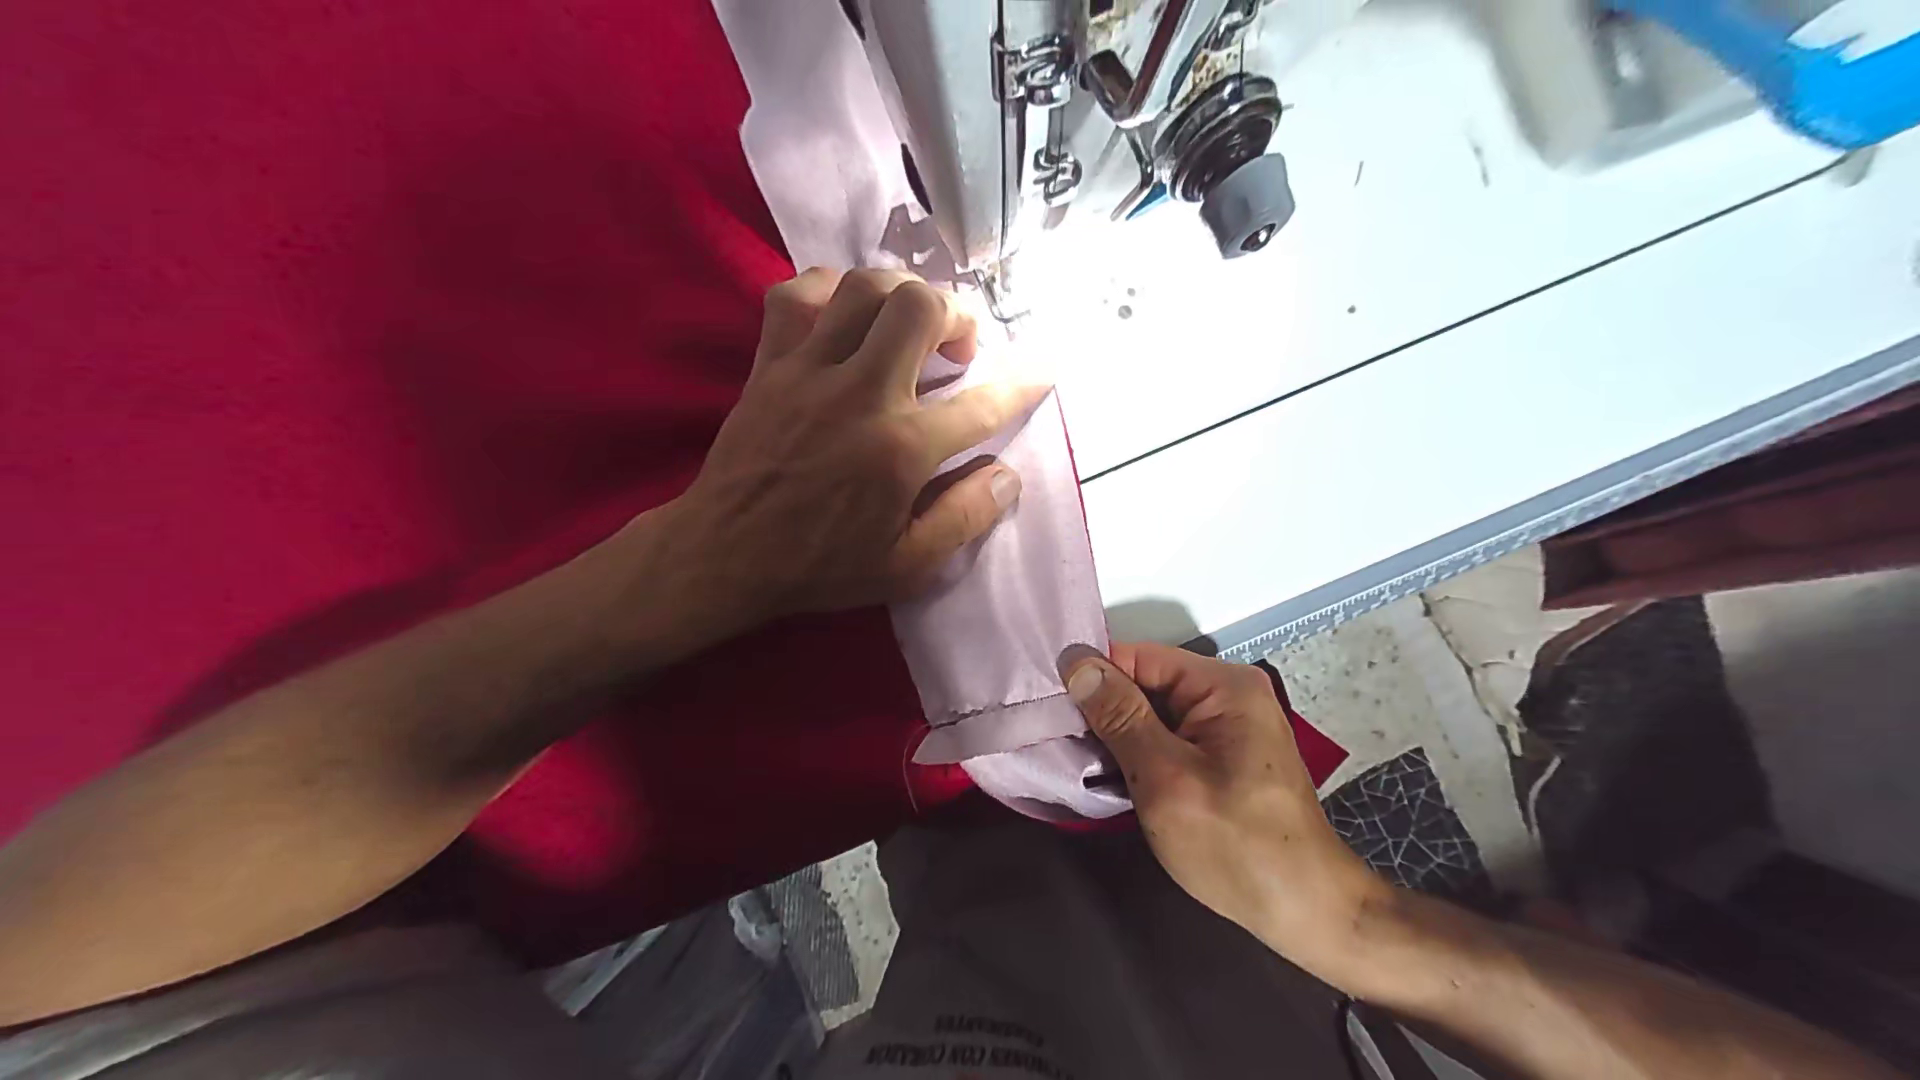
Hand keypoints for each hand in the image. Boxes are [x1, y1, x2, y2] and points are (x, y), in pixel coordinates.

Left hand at [645, 268, 1048, 636]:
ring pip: (864, 288)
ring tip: (908, 325)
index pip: (981, 404)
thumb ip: (965, 518)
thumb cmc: (820, 566)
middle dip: (956, 314)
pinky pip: (795, 295)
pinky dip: (828, 290)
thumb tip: (1008, 475)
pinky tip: (843, 313)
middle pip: (920, 308)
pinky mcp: (769, 364)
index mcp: (901, 450)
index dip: (1021, 384)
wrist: (725, 555)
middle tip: (957, 348)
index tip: (1041, 371)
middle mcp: (861, 394)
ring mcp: (809, 371)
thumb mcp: (907, 566)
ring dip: (901, 294)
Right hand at [1059, 643, 1387, 967]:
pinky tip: (1112, 775)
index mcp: (1223, 686)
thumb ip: (1119, 716)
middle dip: (1102, 710)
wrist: (1307, 915)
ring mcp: (1227, 724)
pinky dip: (1138, 753)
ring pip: (1150, 712)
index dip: (1092, 679)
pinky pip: (1166, 736)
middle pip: (1143, 683)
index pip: (1136, 657)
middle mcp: (1227, 693)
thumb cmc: (1236, 847)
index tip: (1050, 709)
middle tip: (1057, 742)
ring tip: (1077, 760)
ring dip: (1116, 735)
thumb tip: (1076, 662)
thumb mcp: (1165, 778)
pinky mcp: (1222, 753)